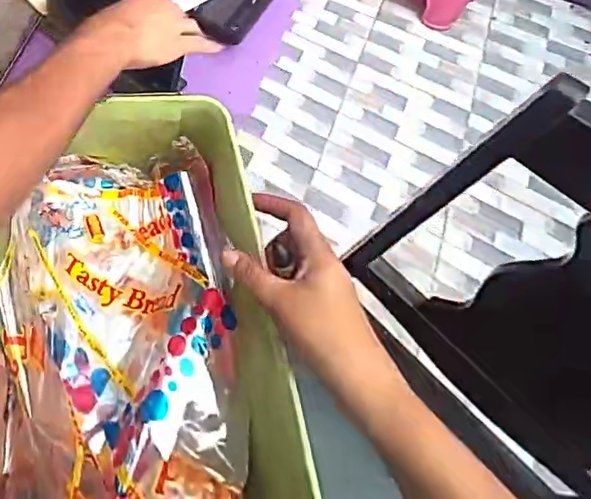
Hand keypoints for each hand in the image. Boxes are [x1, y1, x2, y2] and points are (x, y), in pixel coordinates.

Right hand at [76, 0, 222, 68]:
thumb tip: (125, 17)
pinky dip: (210, 45)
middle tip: (184, 19)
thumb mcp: (115, 9)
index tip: (166, 6)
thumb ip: (126, 11)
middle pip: (182, 7)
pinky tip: (219, 45)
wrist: (112, 39)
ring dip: (197, 27)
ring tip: (205, 29)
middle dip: (183, 13)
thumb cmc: (105, 26)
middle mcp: (166, 4)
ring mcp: (176, 24)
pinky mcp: (179, 44)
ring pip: (193, 24)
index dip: (166, 3)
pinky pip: (199, 44)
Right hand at [224, 194, 395, 398]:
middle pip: (290, 240)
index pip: (296, 214)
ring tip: (258, 294)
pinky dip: (280, 291)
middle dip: (266, 249)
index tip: (247, 204)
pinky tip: (270, 312)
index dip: (272, 204)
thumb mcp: (280, 302)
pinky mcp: (326, 310)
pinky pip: (297, 287)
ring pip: (292, 266)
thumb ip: (251, 275)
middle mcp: (325, 266)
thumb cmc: (324, 335)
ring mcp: (327, 288)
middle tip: (247, 267)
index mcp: (319, 254)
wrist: (364, 386)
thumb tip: (226, 251)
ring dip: (272, 273)